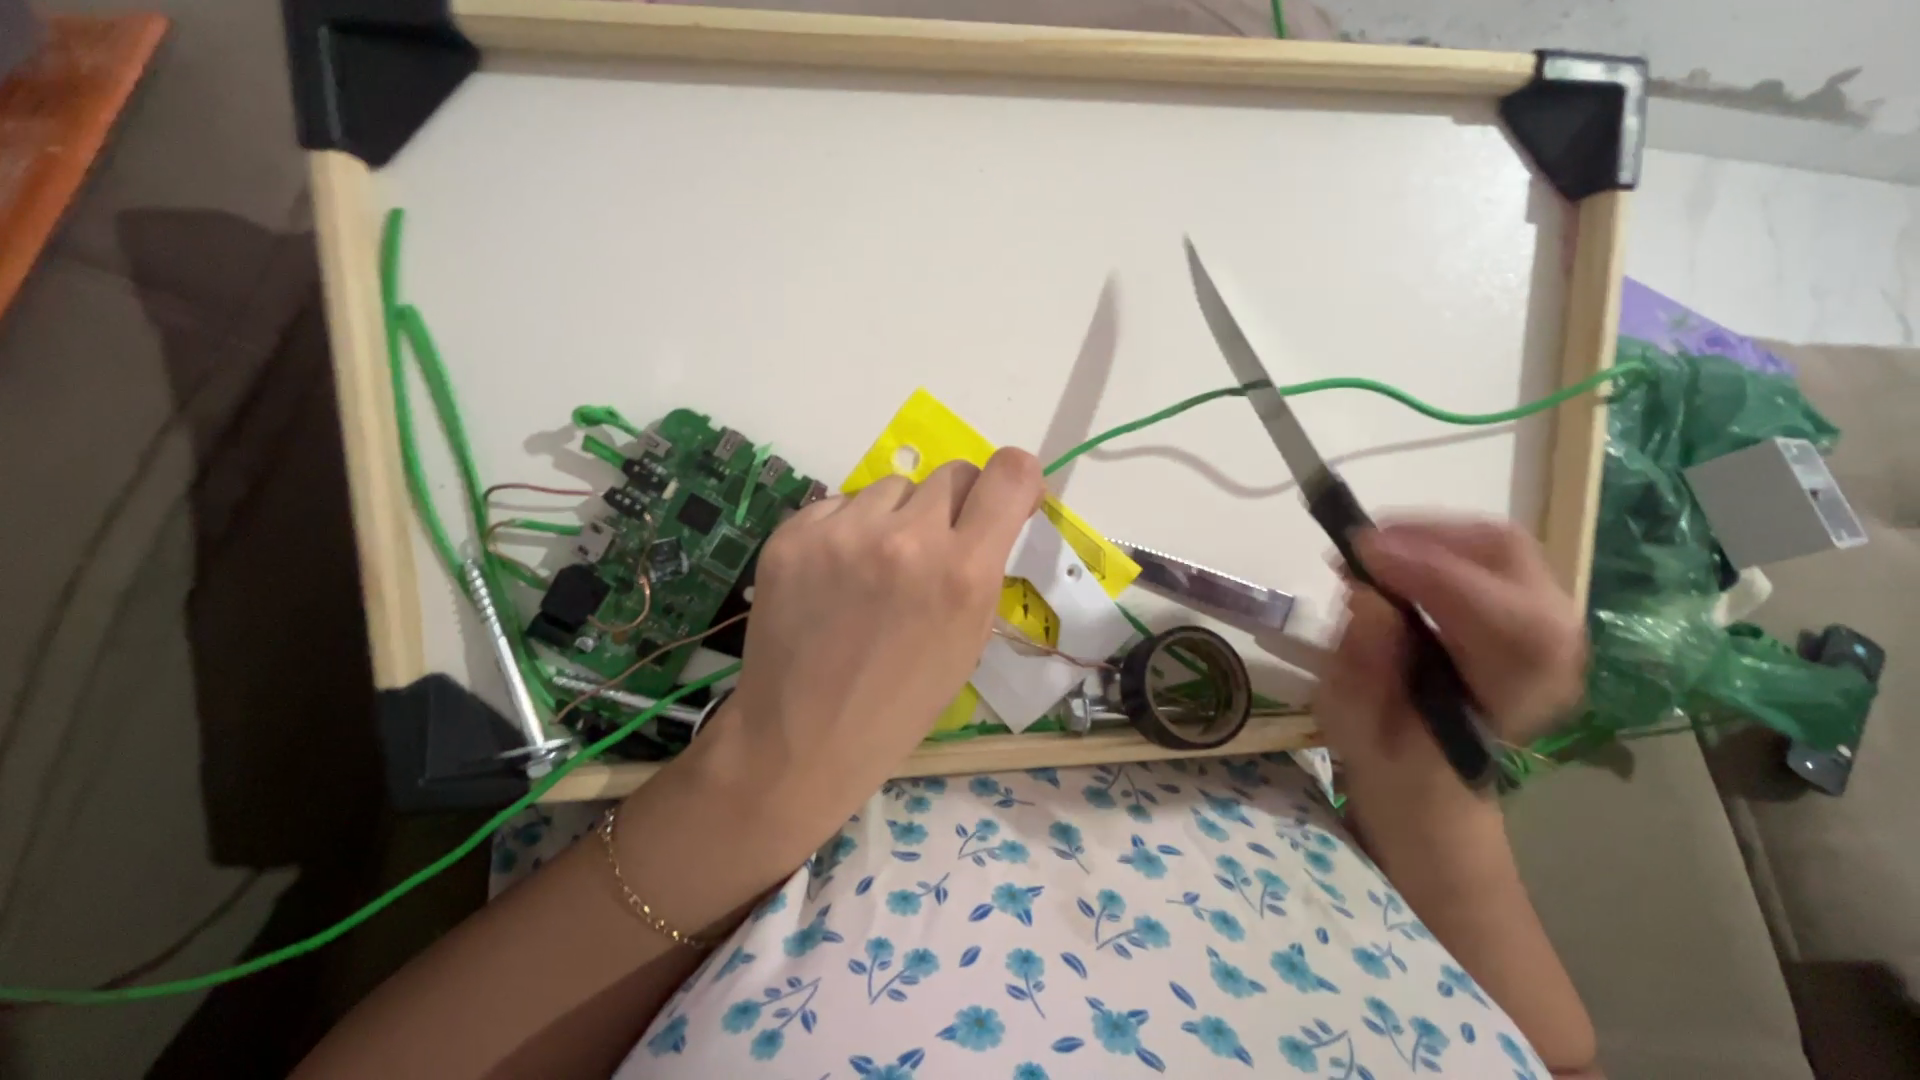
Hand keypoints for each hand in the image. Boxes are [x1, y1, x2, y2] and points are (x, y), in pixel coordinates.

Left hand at [698, 448, 1043, 848]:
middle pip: (950, 474)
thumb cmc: (901, 702)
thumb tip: (988, 518)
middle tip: (934, 545)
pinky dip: (846, 530)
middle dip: (954, 505)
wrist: (805, 737)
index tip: (1005, 497)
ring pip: (890, 488)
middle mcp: (907, 539)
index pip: (1009, 474)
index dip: (1016, 479)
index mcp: (962, 573)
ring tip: (874, 569)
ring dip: (895, 518)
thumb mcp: (968, 642)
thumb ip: (982, 570)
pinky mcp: (793, 535)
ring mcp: (843, 533)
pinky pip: (838, 505)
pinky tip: (833, 576)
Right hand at [1317, 519, 1585, 817]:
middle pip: (1510, 562)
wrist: (1434, 789)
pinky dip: (1441, 545)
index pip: (1495, 617)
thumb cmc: (1390, 764)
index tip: (1362, 551)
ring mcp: (1546, 633)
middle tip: (1363, 543)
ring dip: (1432, 537)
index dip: (1430, 574)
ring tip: (1372, 549)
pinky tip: (1397, 558)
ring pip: (1503, 550)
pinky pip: (1492, 557)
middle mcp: (1548, 660)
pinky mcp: (1529, 614)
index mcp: (1511, 702)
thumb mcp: (1354, 726)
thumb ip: (1364, 665)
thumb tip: (1368, 595)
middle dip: (1431, 538)